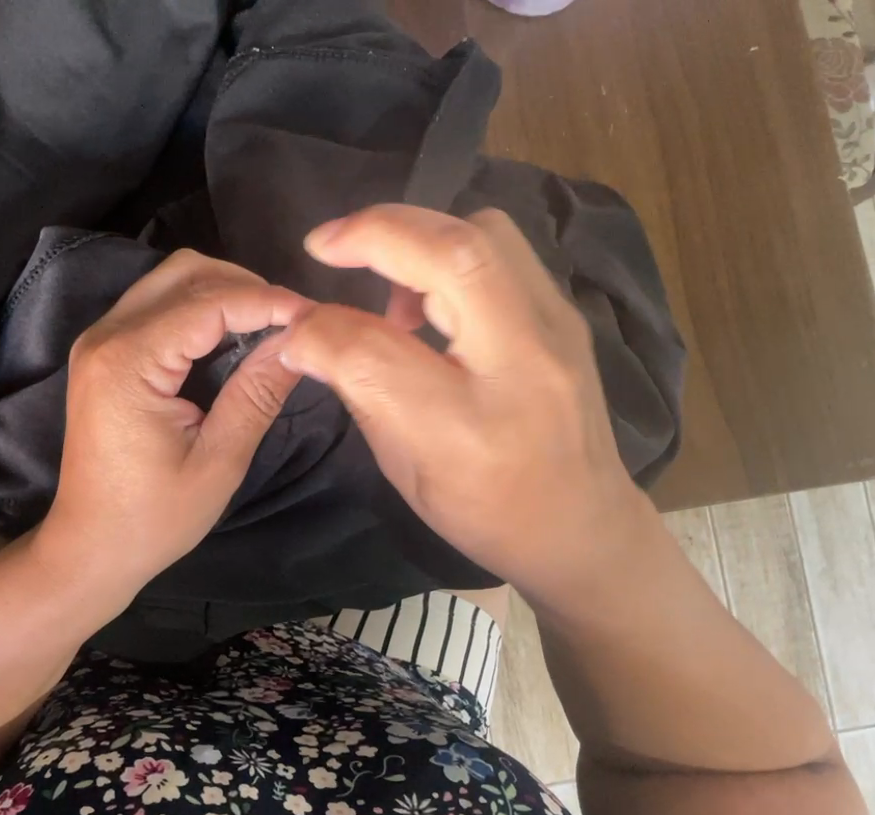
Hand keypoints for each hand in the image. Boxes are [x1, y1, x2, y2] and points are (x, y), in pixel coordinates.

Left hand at [36, 250, 308, 598]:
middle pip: (185, 272)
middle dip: (245, 287)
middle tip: (291, 323)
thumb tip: (300, 341)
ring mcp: (98, 343)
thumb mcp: (218, 461)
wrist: (90, 546)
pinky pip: (155, 307)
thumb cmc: (154, 518)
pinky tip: (230, 338)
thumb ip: (257, 393)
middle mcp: (105, 337)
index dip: (268, 302)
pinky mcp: (101, 355)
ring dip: (221, 294)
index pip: (210, 302)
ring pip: (169, 283)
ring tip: (267, 328)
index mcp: (130, 362)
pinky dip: (197, 311)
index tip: (315, 317)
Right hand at [281, 204, 659, 610]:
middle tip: (324, 243)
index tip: (294, 329)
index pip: (377, 352)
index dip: (322, 329)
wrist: (580, 524)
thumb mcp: (404, 467)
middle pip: (455, 254)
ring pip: (485, 234)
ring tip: (382, 278)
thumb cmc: (480, 510)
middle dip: (378, 230)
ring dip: (418, 235)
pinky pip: (502, 252)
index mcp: (467, 429)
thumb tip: (307, 334)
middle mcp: (523, 364)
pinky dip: (449, 250)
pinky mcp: (566, 313)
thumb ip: (360, 391)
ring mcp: (558, 329)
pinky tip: (428, 294)